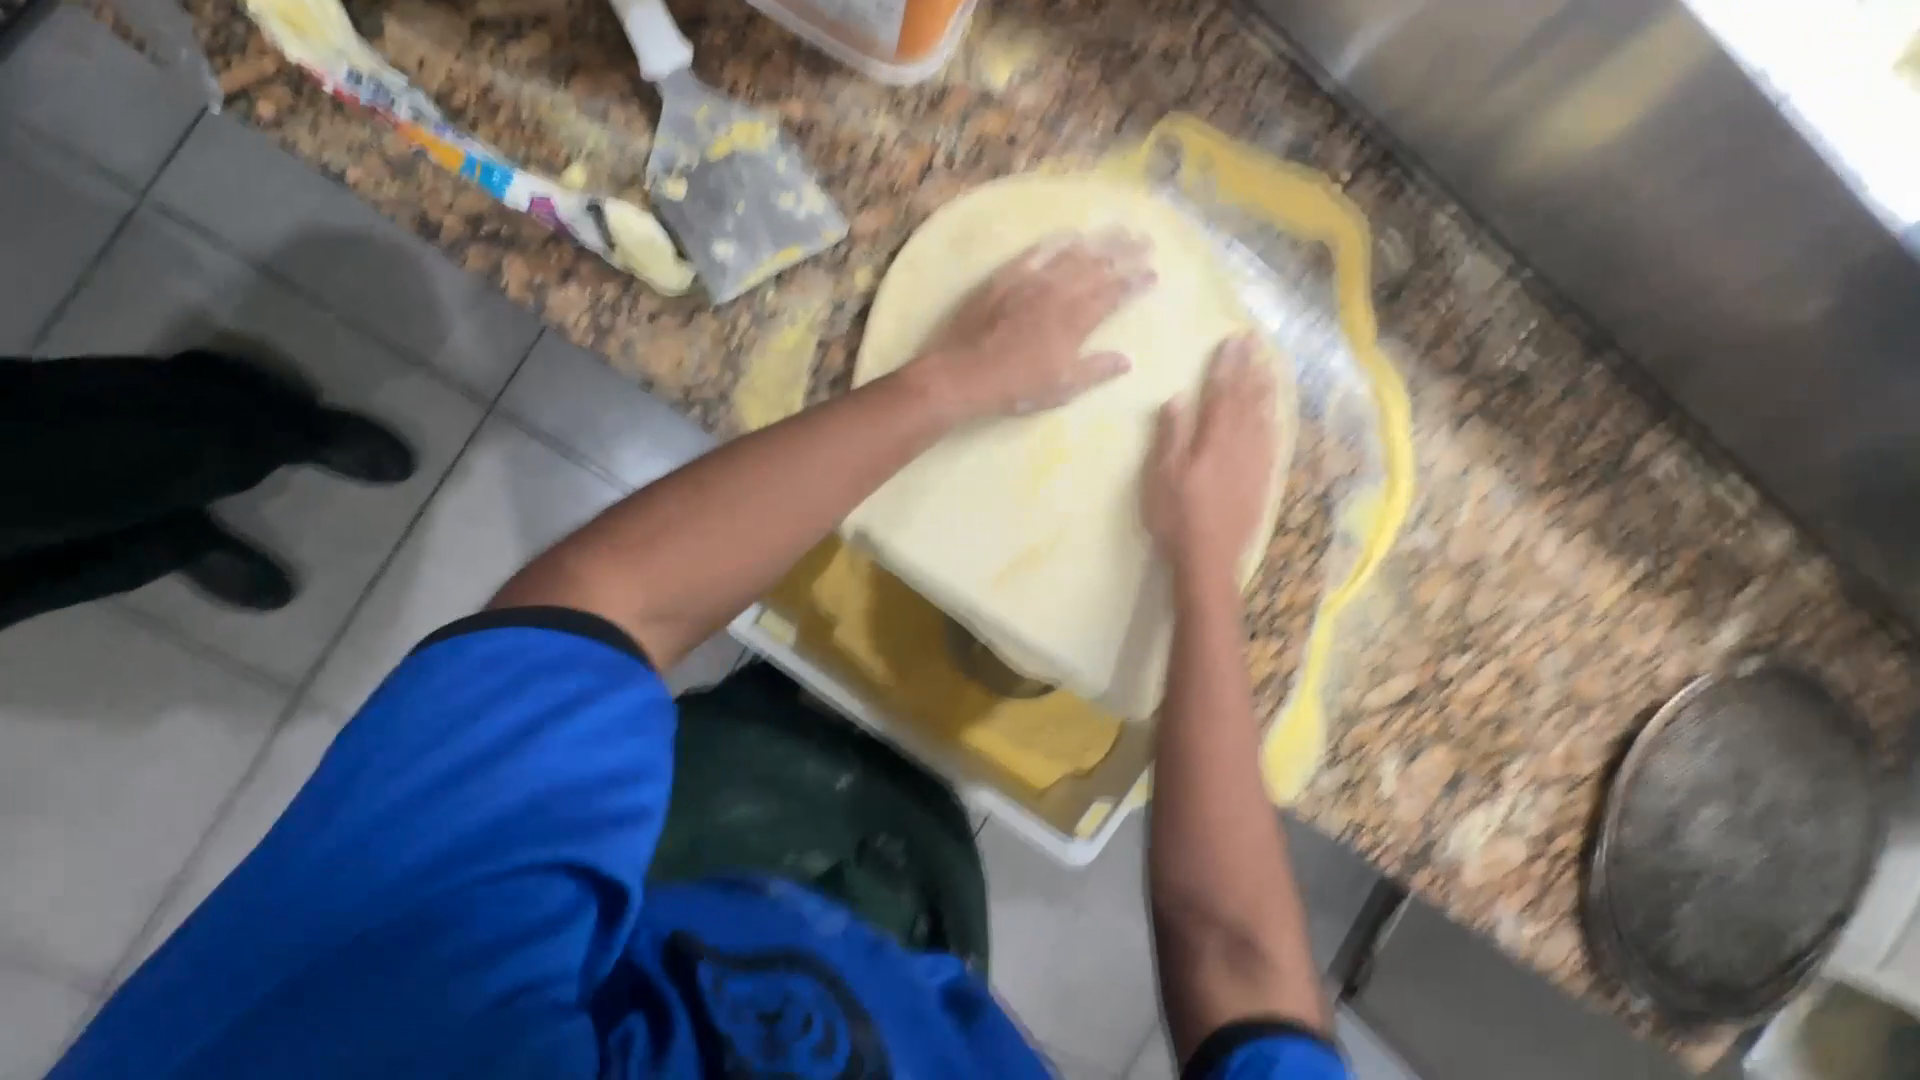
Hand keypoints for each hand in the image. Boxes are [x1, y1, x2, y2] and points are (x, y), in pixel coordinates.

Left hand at [909, 228, 1156, 421]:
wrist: (965, 373)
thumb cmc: (1016, 387)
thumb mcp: (1062, 389)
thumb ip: (1096, 370)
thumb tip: (1127, 360)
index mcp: (1077, 321)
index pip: (1115, 294)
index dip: (1136, 282)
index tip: (1154, 273)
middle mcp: (1060, 294)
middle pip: (1099, 266)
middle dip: (1126, 253)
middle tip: (1146, 240)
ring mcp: (1033, 281)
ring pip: (1073, 254)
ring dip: (1099, 241)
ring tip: (1120, 229)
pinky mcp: (1007, 276)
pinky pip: (1037, 252)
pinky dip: (1056, 241)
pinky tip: (1070, 233)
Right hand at [1143, 333, 1278, 571]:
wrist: (1209, 560)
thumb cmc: (1176, 518)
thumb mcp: (1161, 477)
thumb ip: (1170, 436)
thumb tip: (1178, 398)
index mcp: (1212, 441)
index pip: (1220, 394)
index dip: (1226, 366)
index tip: (1232, 341)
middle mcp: (1239, 446)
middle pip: (1246, 400)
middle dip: (1250, 369)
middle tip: (1256, 343)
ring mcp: (1255, 464)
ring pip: (1264, 417)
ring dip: (1266, 389)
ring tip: (1270, 366)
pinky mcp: (1262, 481)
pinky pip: (1273, 441)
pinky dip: (1274, 420)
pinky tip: (1275, 413)